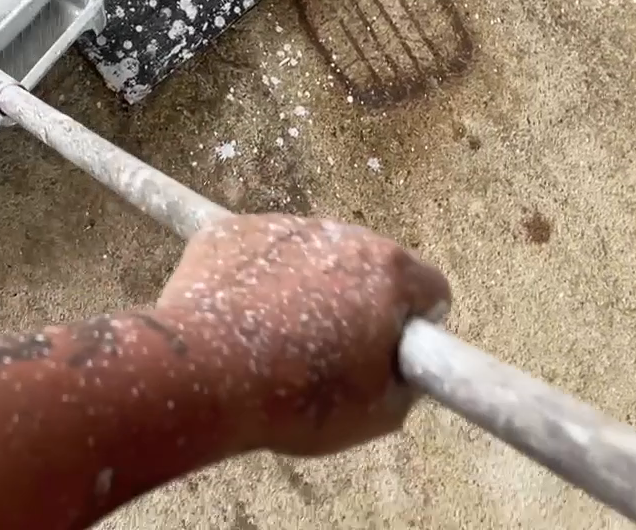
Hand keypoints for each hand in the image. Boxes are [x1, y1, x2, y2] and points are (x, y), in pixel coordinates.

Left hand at [156, 214, 449, 456]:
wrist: (206, 370)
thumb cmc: (298, 396)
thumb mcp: (382, 412)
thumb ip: (406, 375)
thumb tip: (402, 362)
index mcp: (387, 269)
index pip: (429, 288)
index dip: (415, 326)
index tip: (390, 352)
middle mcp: (339, 232)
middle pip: (367, 264)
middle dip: (359, 299)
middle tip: (330, 349)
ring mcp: (281, 224)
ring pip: (310, 254)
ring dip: (305, 284)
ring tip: (276, 337)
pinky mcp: (232, 228)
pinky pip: (258, 250)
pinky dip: (256, 275)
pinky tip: (240, 317)